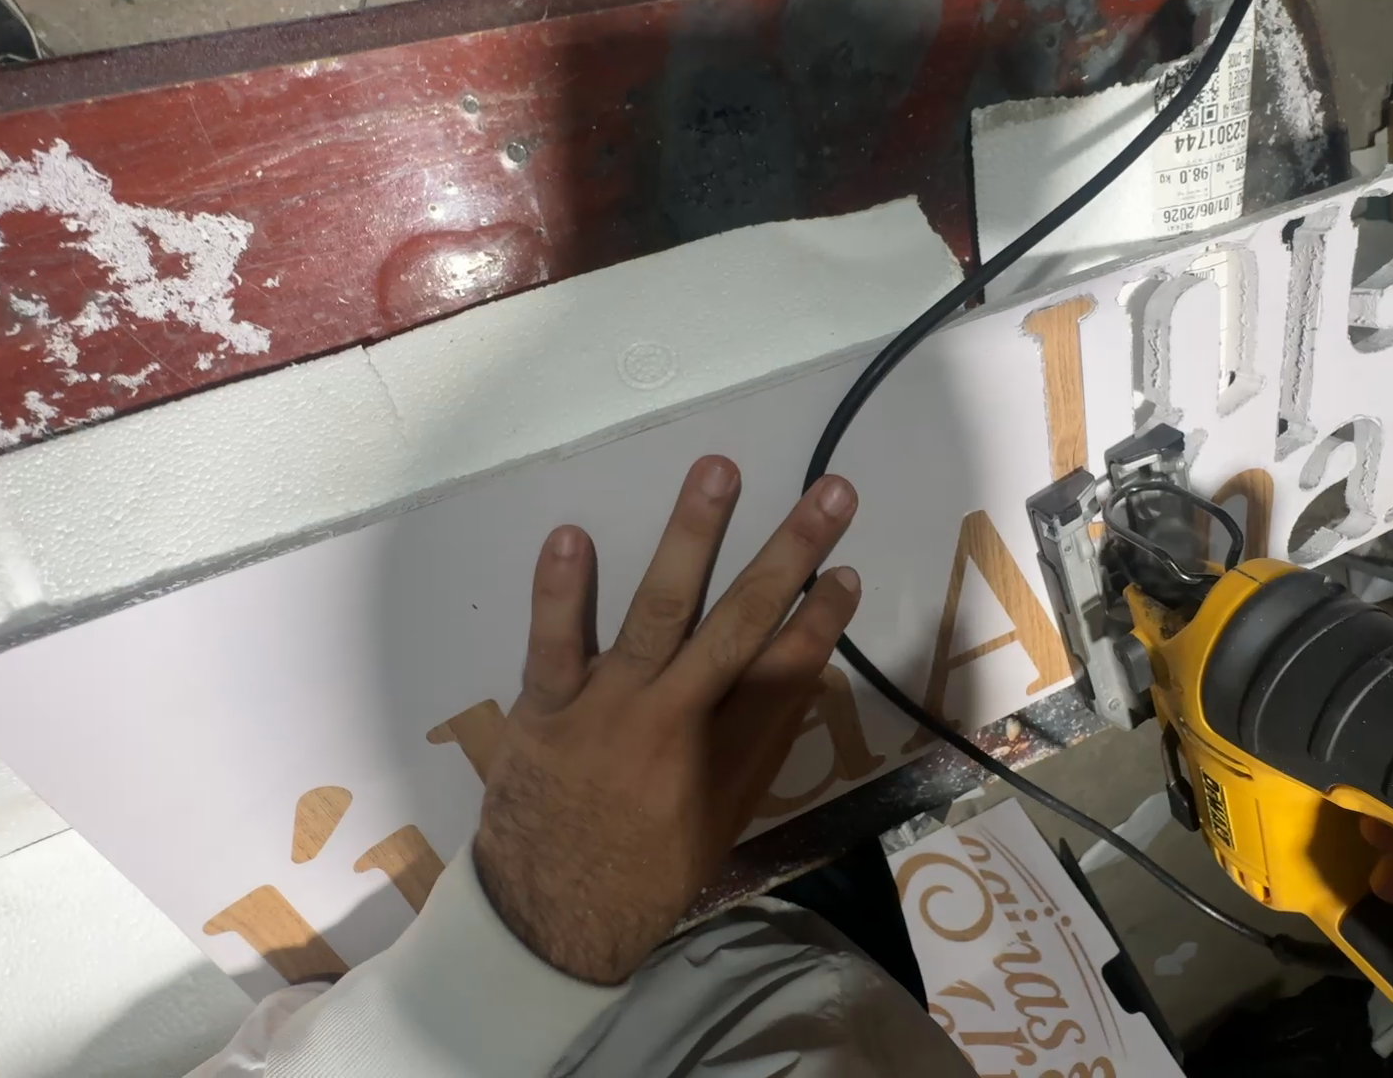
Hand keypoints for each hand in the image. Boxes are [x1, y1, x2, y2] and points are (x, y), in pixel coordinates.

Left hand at [472, 455, 861, 984]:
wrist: (549, 921)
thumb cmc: (652, 866)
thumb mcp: (726, 814)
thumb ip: (758, 737)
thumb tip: (795, 663)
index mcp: (729, 755)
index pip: (791, 668)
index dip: (823, 617)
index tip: (848, 569)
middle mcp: (677, 721)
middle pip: (743, 622)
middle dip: (791, 552)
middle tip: (832, 494)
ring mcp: (608, 709)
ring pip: (657, 611)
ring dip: (692, 536)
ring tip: (721, 470)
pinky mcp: (544, 708)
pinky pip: (552, 644)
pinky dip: (562, 591)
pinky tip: (574, 533)